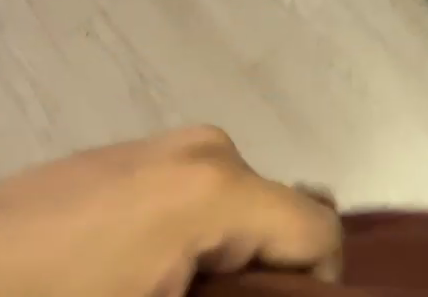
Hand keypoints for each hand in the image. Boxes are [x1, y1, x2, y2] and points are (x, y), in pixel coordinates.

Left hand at [0, 126, 342, 296]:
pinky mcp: (109, 160)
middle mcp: (195, 147)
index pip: (318, 230)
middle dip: (259, 278)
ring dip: (216, 265)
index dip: (315, 293)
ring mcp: (148, 147)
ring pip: (228, 209)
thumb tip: (290, 288)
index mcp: (215, 182)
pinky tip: (119, 284)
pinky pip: (180, 201)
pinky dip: (177, 245)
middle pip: (273, 215)